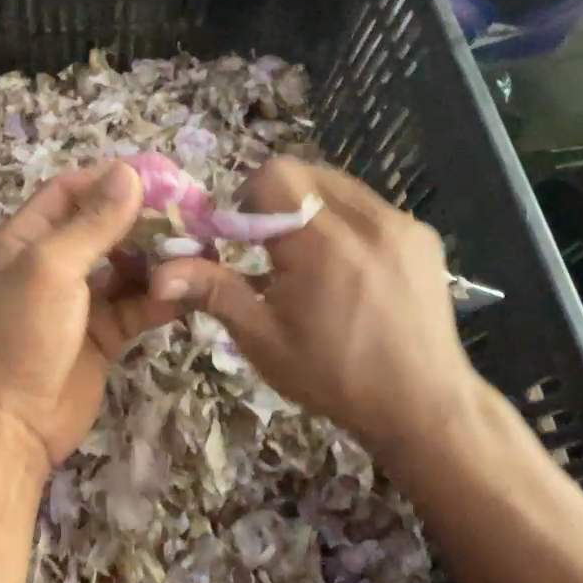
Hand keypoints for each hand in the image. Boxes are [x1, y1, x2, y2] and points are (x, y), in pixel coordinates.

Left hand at [0, 163, 184, 473]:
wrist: (12, 425)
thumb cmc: (22, 334)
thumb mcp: (53, 268)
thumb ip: (93, 222)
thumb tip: (129, 171)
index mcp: (26, 238)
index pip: (71, 190)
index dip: (111, 179)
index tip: (161, 175)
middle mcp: (51, 262)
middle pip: (103, 226)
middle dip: (144, 219)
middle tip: (192, 212)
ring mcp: (77, 300)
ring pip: (124, 266)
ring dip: (157, 258)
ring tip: (199, 249)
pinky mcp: (102, 334)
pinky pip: (136, 305)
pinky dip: (161, 297)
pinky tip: (191, 290)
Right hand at [150, 157, 483, 463]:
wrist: (425, 409)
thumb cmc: (334, 377)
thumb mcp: (263, 338)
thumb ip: (212, 290)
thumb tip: (157, 272)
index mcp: (324, 244)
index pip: (275, 175)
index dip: (248, 199)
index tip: (244, 240)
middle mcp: (368, 221)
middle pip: (304, 173)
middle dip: (277, 202)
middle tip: (271, 252)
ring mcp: (401, 225)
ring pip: (337, 184)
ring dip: (310, 209)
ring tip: (309, 261)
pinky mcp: (422, 236)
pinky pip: (368, 206)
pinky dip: (345, 222)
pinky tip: (346, 269)